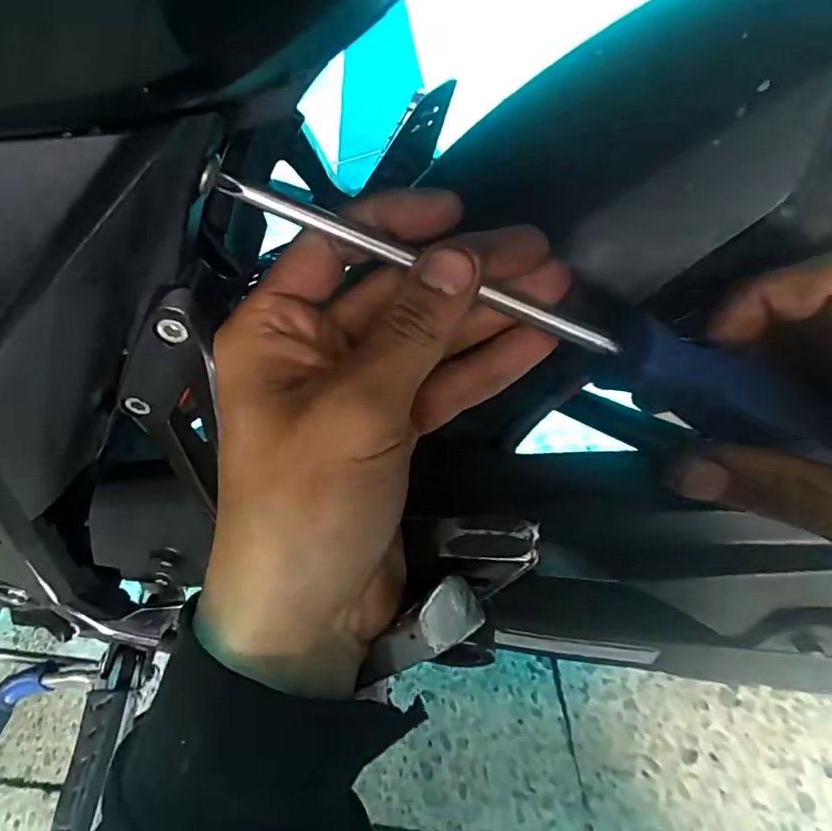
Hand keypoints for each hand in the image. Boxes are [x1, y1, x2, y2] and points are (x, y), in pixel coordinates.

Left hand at [199, 189, 568, 695]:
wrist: (308, 619)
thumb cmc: (305, 505)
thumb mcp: (358, 408)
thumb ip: (412, 329)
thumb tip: (458, 255)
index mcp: (275, 329)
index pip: (333, 249)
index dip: (393, 221)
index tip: (455, 211)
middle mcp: (313, 349)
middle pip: (396, 292)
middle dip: (465, 273)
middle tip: (536, 251)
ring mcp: (358, 388)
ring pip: (428, 336)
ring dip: (488, 314)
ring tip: (555, 286)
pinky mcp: (392, 426)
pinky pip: (441, 382)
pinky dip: (484, 362)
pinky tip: (536, 339)